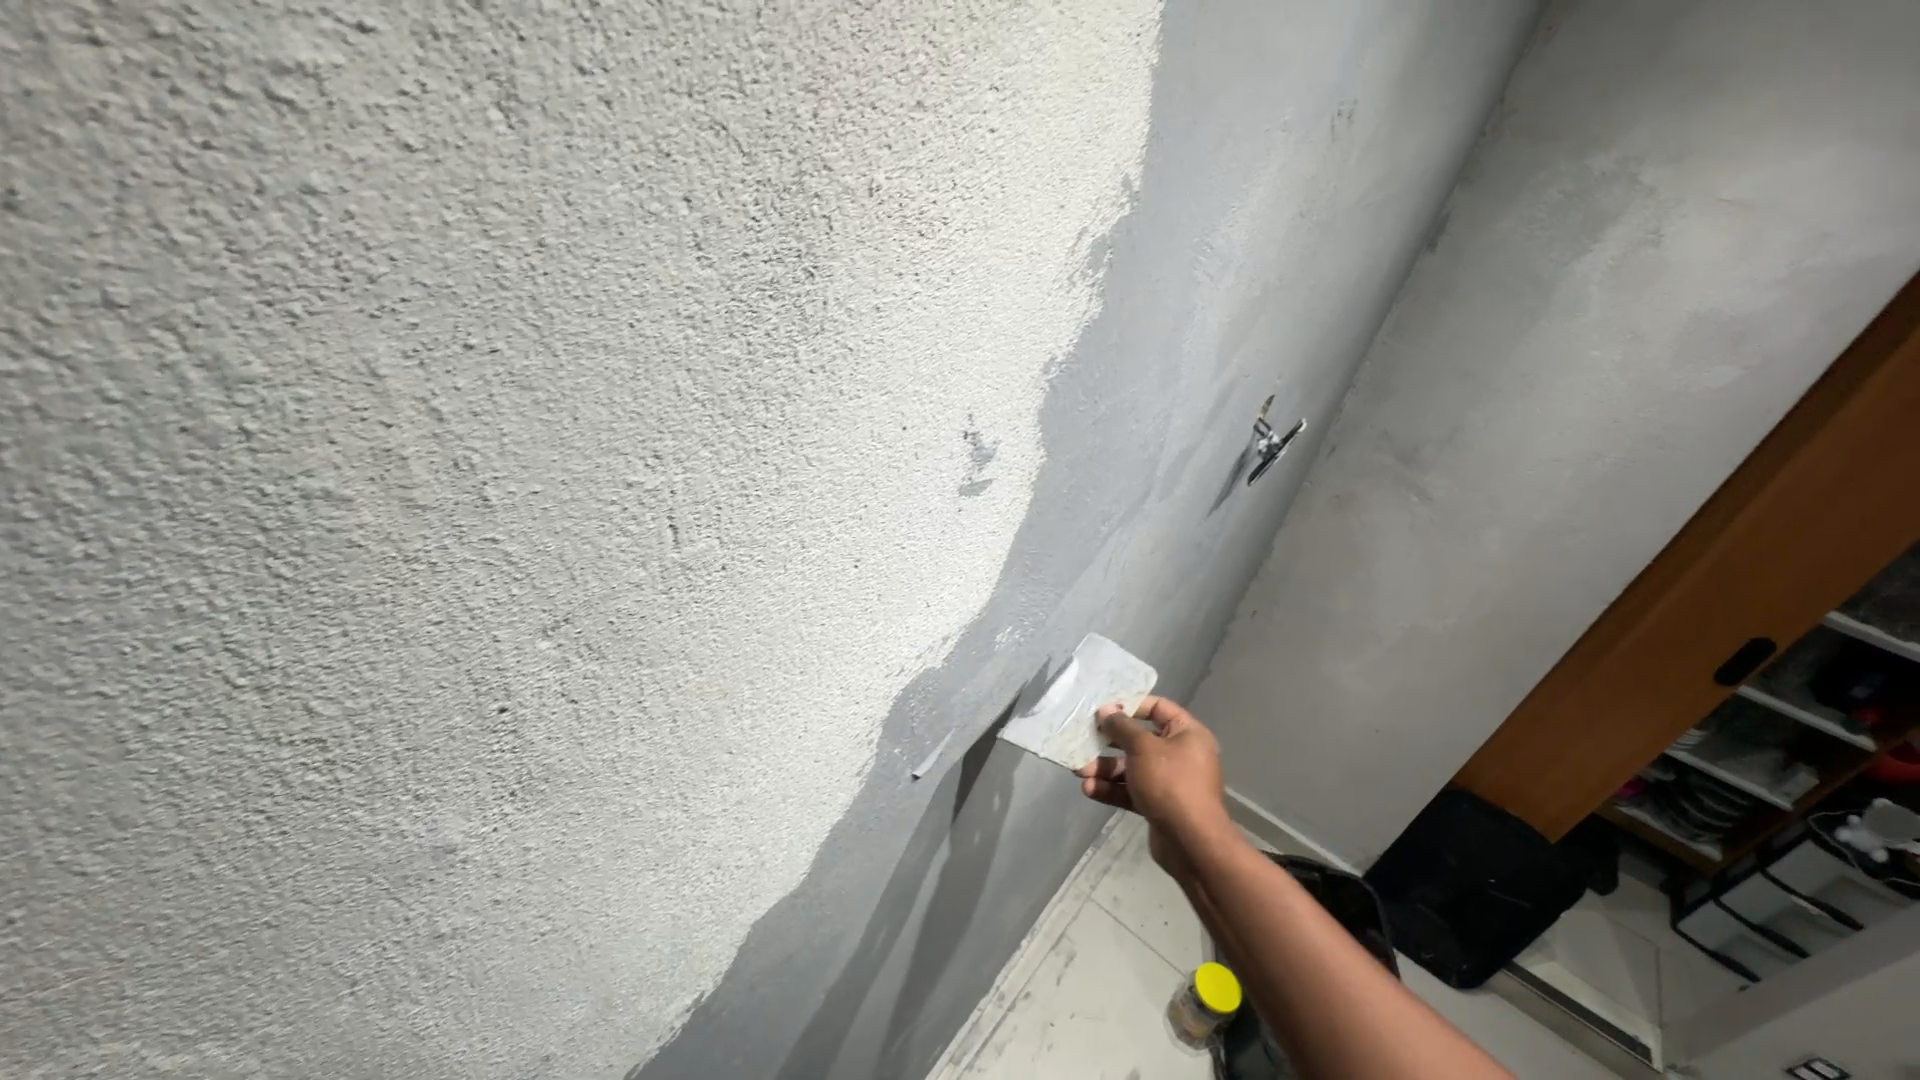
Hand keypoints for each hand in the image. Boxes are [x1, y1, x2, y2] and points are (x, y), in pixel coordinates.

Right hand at [1075, 696, 1228, 840]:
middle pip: (1140, 740)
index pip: (1158, 708)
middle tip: (1085, 740)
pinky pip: (1132, 790)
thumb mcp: (1143, 748)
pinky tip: (1089, 790)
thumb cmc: (1170, 783)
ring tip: (1079, 771)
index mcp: (1187, 734)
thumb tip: (1106, 710)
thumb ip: (1122, 727)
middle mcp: (1181, 754)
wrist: (1191, 842)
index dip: (1131, 705)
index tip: (1104, 709)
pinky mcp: (1158, 805)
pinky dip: (1112, 789)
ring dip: (1105, 769)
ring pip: (1132, 768)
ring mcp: (1169, 782)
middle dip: (1109, 743)